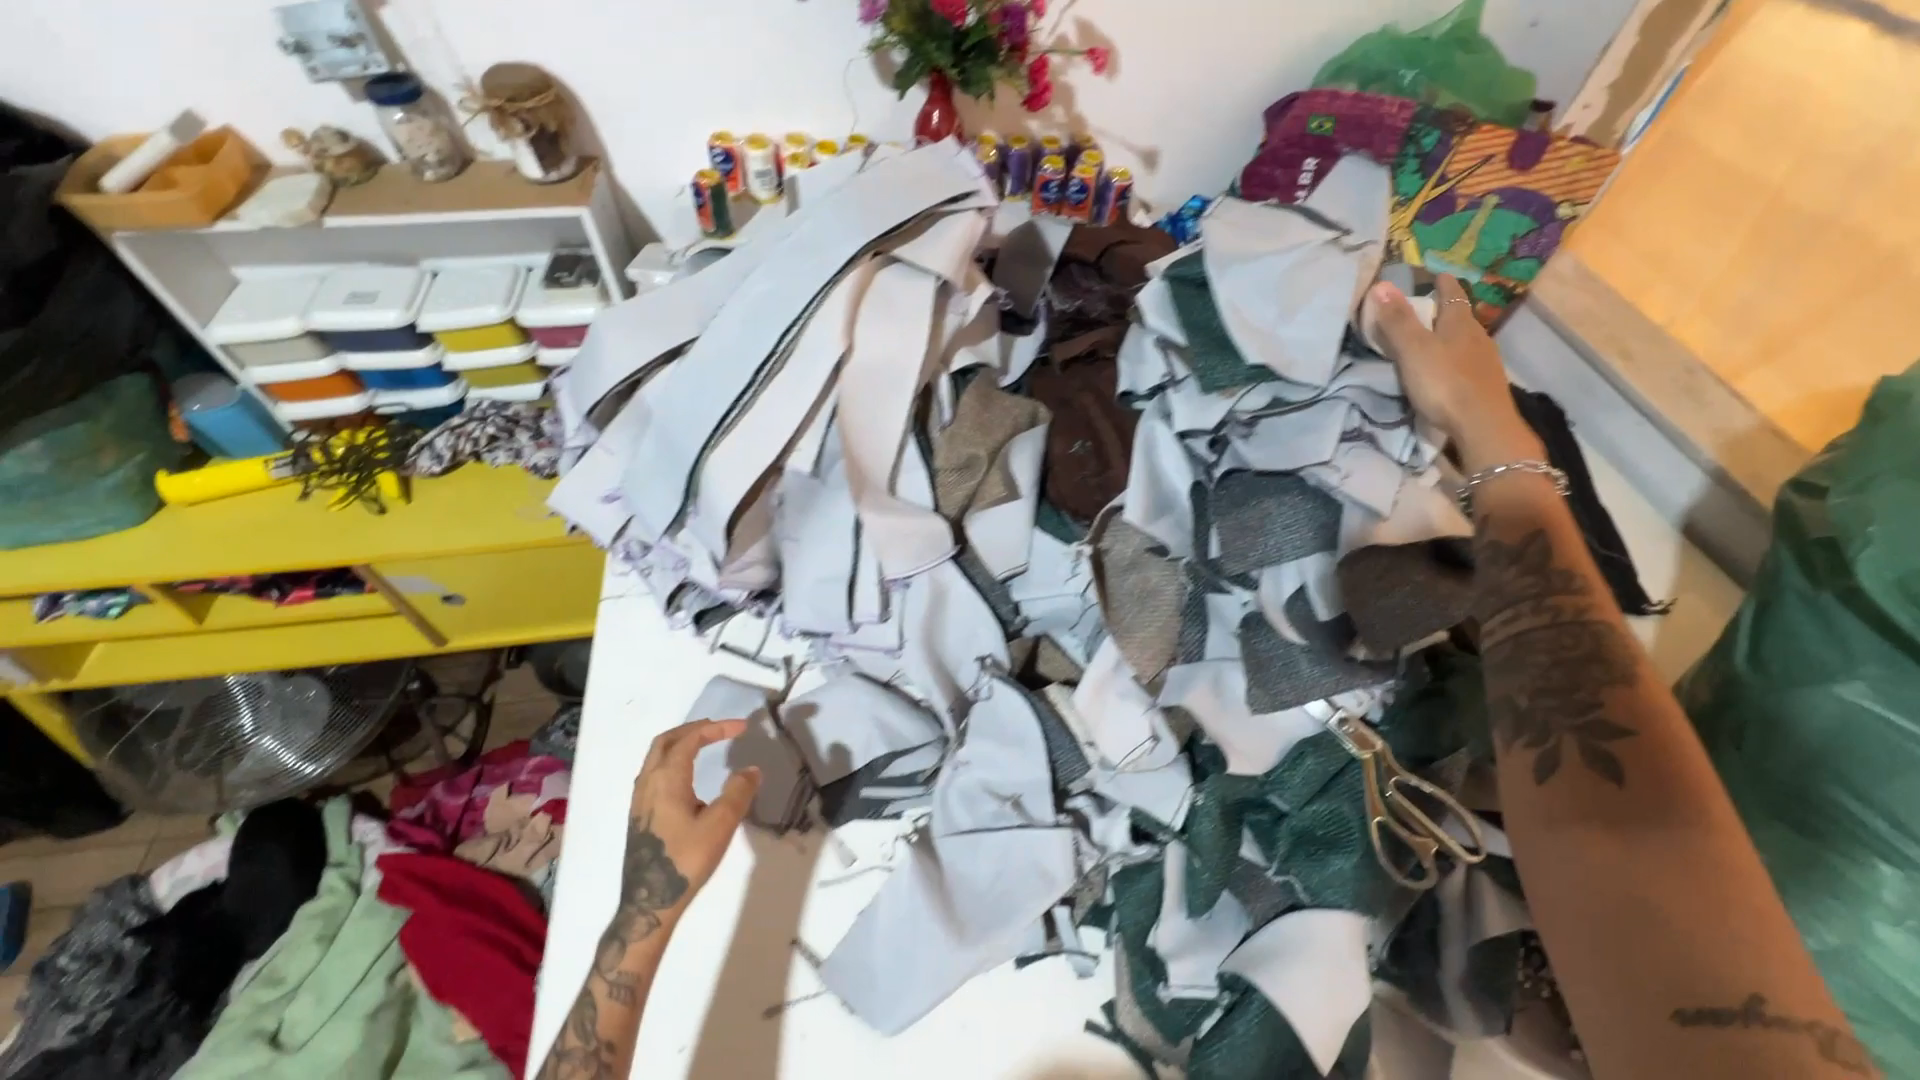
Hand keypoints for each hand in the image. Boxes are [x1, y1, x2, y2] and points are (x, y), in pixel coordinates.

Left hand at [613, 719, 761, 939]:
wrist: (648, 901)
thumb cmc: (685, 859)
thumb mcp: (720, 825)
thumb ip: (738, 792)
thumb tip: (751, 770)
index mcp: (666, 778)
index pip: (690, 740)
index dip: (716, 728)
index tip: (742, 727)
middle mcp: (648, 782)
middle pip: (666, 741)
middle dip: (694, 729)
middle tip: (719, 729)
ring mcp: (639, 799)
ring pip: (657, 757)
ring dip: (681, 744)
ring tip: (706, 746)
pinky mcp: (639, 814)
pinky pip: (654, 772)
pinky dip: (673, 760)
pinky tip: (688, 778)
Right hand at [1368, 275, 1544, 471]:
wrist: (1482, 424)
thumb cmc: (1444, 383)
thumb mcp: (1413, 350)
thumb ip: (1397, 320)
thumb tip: (1381, 284)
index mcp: (1459, 324)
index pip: (1452, 294)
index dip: (1442, 283)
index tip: (1436, 274)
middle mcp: (1477, 337)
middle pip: (1461, 316)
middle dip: (1447, 309)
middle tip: (1430, 305)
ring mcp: (1485, 361)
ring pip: (1467, 339)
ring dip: (1452, 335)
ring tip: (1436, 337)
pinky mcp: (1485, 384)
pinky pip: (1469, 361)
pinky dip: (1456, 357)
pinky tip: (1450, 368)